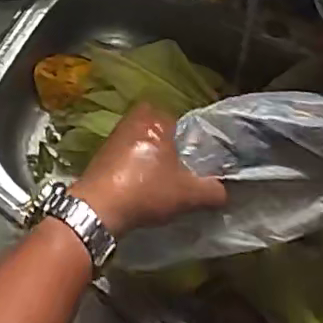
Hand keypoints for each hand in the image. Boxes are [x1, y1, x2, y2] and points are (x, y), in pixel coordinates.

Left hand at [69, 103, 225, 234]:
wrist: (100, 205)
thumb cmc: (147, 190)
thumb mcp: (188, 194)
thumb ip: (213, 190)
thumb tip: (223, 190)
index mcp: (155, 118)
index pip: (182, 123)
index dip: (191, 144)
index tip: (195, 163)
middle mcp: (134, 117)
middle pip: (162, 131)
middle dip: (170, 148)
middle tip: (180, 171)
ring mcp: (116, 132)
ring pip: (144, 141)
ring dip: (152, 158)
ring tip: (161, 182)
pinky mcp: (104, 149)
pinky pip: (129, 152)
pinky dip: (137, 165)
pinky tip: (141, 185)